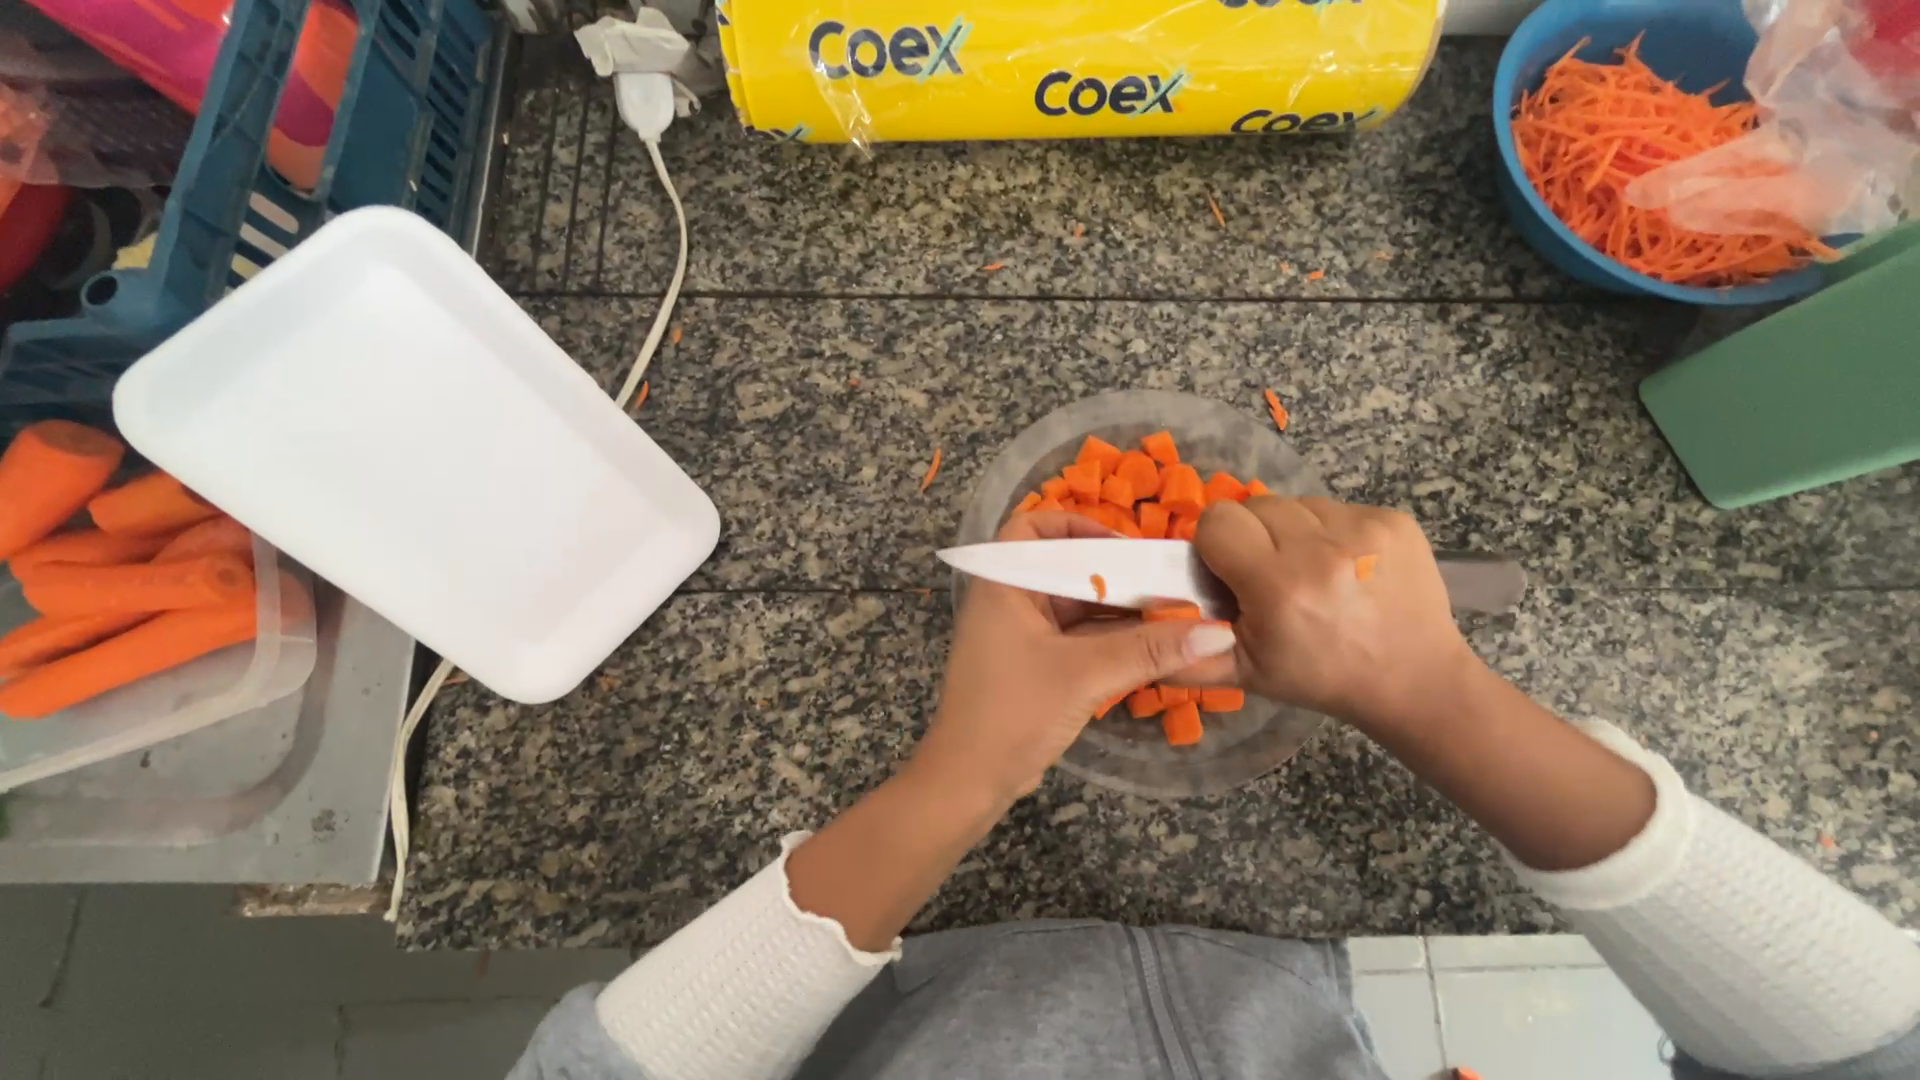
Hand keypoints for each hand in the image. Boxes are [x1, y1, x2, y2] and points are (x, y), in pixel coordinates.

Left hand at [915, 511, 1238, 805]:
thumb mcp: (1083, 674)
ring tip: (1171, 612)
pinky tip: (1151, 645)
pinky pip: (1075, 637)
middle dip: (1113, 573)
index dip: (1076, 525)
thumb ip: (1149, 650)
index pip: (1031, 527)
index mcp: (1002, 584)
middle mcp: (1007, 601)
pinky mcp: (1032, 666)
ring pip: (1073, 606)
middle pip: (1062, 568)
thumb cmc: (1013, 712)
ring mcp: (1019, 635)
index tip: (1123, 544)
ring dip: (1117, 610)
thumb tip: (1219, 633)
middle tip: (1165, 581)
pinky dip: (1108, 638)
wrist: (968, 781)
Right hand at [1192, 496, 1482, 734]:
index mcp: (1278, 586)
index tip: (1229, 572)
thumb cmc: (1320, 677)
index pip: (1217, 521)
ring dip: (1290, 531)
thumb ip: (1183, 655)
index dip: (1215, 544)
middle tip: (1268, 574)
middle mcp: (1322, 549)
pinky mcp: (1393, 519)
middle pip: (1254, 505)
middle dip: (1251, 535)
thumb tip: (1137, 631)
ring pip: (1295, 502)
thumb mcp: (1244, 675)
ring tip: (1309, 571)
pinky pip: (1334, 506)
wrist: (1414, 679)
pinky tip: (1344, 567)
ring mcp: (1364, 529)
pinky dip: (1329, 531)